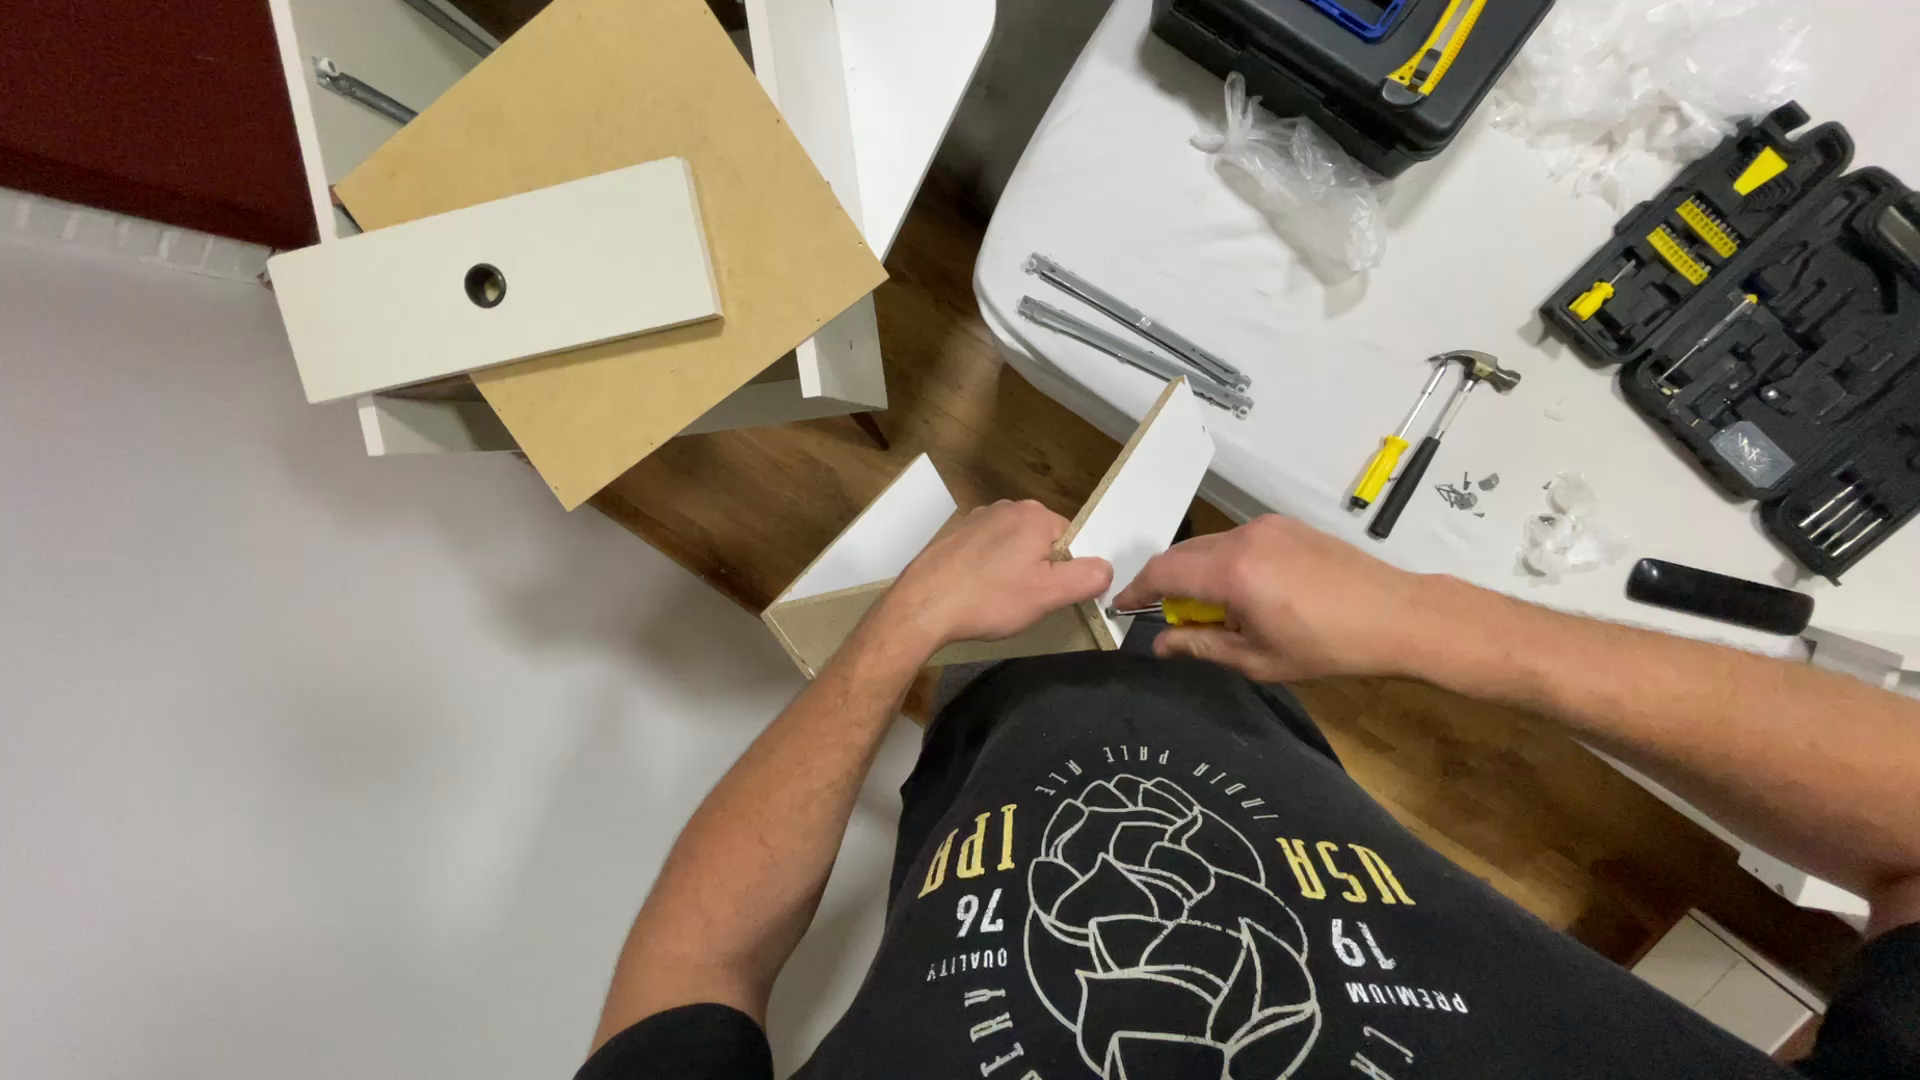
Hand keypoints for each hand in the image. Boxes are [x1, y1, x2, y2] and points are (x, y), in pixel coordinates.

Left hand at [874, 500, 1112, 653]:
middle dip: (1039, 569)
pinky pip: (988, 550)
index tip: (1050, 595)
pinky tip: (976, 590)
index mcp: (1036, 515)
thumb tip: (1106, 567)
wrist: (922, 606)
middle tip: (1023, 600)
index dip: (1067, 571)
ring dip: (1013, 570)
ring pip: (1014, 546)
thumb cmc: (989, 599)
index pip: (1073, 539)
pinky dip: (989, 569)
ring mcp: (979, 518)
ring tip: (997, 598)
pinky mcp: (957, 534)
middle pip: (1043, 541)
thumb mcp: (1048, 595)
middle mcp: (1008, 507)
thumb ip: (1087, 577)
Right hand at [1112, 515, 1432, 681]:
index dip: (1136, 590)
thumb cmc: (1328, 647)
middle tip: (1169, 618)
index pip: (1162, 572)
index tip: (1121, 608)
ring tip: (1213, 610)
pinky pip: (1236, 541)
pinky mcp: (1285, 525)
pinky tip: (1243, 592)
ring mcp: (1266, 527)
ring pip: (1208, 546)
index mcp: (1232, 572)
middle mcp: (1243, 538)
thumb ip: (1199, 646)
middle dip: (1164, 583)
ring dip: (1195, 574)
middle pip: (1180, 555)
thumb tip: (1160, 644)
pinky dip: (1222, 563)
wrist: (1400, 616)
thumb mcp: (1257, 659)